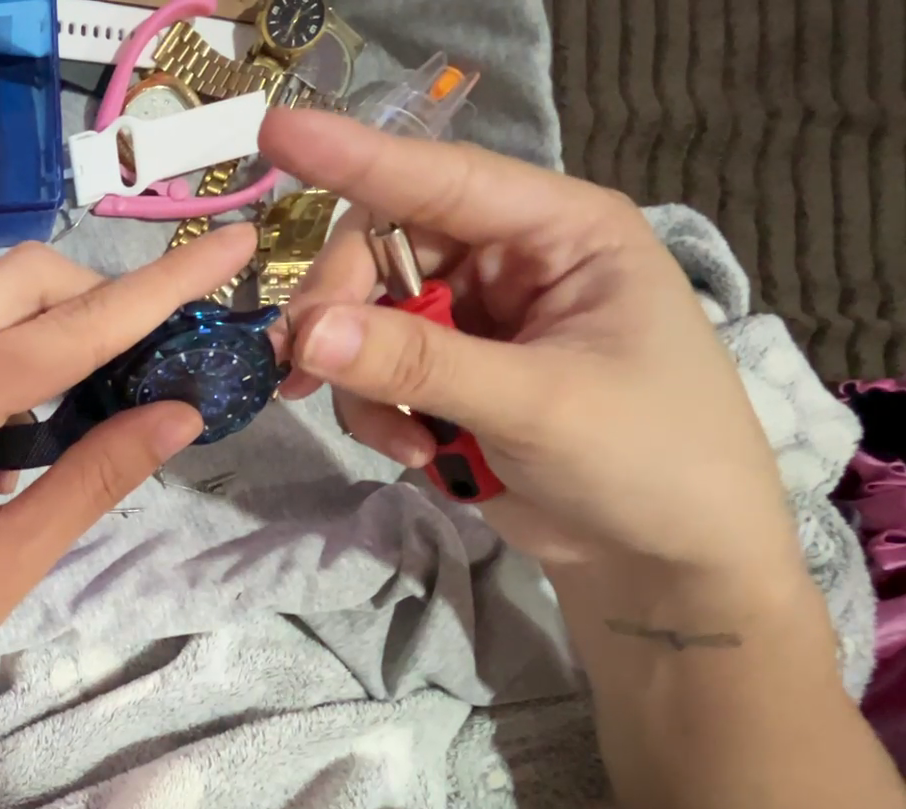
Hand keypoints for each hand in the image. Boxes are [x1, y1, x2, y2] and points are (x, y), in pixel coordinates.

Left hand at [0, 226, 257, 776]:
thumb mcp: (11, 562)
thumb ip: (96, 476)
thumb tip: (180, 412)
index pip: (65, 330)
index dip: (157, 291)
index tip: (232, 244)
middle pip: (17, 283)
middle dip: (99, 295)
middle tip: (159, 345)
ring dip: (53, 326)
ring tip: (103, 394)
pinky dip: (6, 360)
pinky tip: (25, 436)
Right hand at [259, 110, 802, 584]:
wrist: (654, 554)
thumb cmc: (645, 457)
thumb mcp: (536, 403)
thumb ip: (418, 364)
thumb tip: (304, 336)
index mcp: (557, 232)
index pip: (440, 180)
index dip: (354, 157)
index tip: (275, 133)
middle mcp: (502, 263)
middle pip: (377, 256)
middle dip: (337, 312)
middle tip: (301, 366)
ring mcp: (465, 322)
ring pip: (359, 323)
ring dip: (358, 382)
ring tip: (397, 436)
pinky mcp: (439, 376)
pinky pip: (367, 376)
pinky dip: (373, 415)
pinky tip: (413, 450)